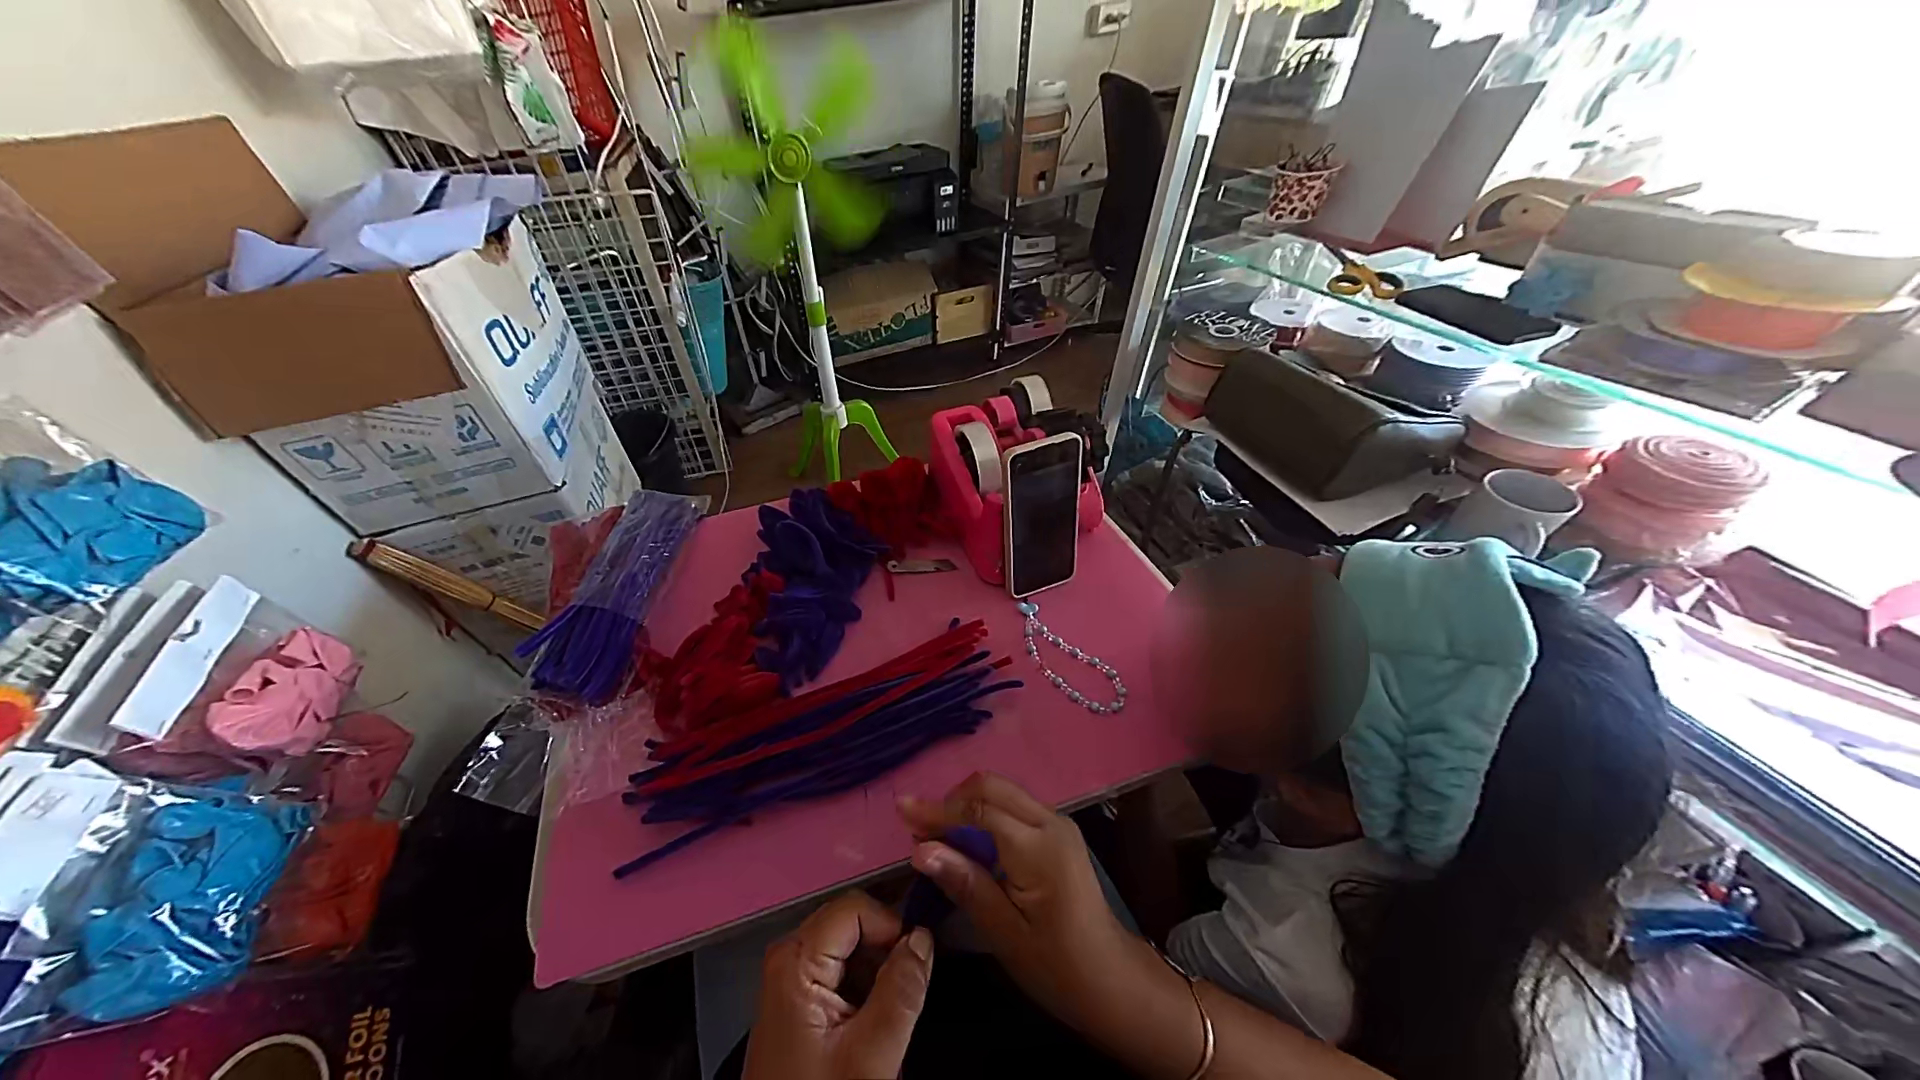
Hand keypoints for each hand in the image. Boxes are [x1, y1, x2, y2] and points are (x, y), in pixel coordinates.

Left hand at [742, 891, 933, 1079]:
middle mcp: (788, 956)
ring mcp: (790, 975)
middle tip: (906, 990)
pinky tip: (870, 1020)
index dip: (891, 927)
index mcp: (796, 960)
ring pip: (850, 943)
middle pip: (852, 920)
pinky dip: (864, 983)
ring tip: (888, 1011)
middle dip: (886, 947)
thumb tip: (923, 937)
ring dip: (878, 968)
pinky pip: (840, 966)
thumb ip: (902, 990)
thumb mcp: (871, 1055)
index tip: (914, 964)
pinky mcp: (796, 995)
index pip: (856, 907)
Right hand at [897, 772, 1135, 1030]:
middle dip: (951, 800)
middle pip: (992, 787)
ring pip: (1002, 793)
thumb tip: (920, 850)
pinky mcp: (1057, 831)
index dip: (938, 810)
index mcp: (1040, 848)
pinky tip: (965, 841)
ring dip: (966, 805)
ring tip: (934, 835)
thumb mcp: (1005, 933)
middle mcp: (1051, 822)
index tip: (902, 811)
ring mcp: (1058, 823)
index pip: (979, 810)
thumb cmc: (1057, 966)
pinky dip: (984, 814)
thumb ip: (965, 883)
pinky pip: (1013, 807)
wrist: (1112, 978)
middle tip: (917, 827)